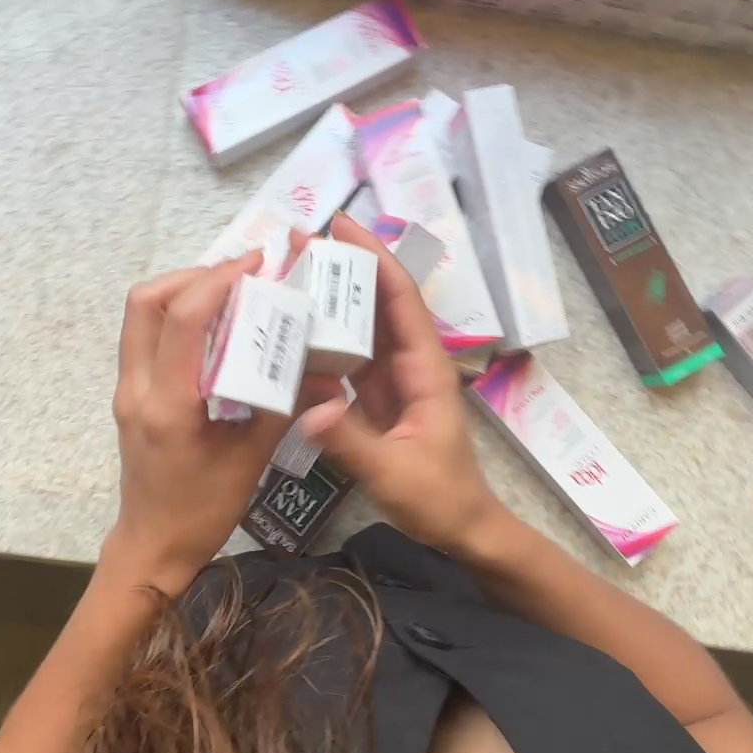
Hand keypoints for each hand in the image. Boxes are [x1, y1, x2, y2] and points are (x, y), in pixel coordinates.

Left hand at [104, 253, 299, 593]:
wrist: (152, 545)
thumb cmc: (202, 510)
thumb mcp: (250, 461)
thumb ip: (283, 409)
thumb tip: (326, 376)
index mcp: (167, 404)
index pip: (182, 320)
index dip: (218, 280)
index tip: (255, 264)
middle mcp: (136, 387)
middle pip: (146, 302)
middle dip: (193, 276)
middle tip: (239, 277)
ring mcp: (126, 389)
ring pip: (140, 315)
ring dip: (181, 292)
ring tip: (228, 293)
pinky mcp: (130, 395)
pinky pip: (145, 336)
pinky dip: (175, 316)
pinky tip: (213, 328)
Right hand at [296, 214, 507, 553]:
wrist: (461, 527)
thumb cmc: (440, 498)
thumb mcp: (393, 472)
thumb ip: (349, 439)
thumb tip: (304, 405)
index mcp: (425, 370)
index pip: (401, 301)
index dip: (374, 260)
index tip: (340, 226)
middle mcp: (411, 365)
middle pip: (379, 304)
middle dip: (345, 268)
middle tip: (297, 242)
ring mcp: (394, 381)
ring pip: (362, 329)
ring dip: (332, 301)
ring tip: (290, 274)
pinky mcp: (378, 399)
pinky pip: (349, 361)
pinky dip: (324, 343)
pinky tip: (294, 332)